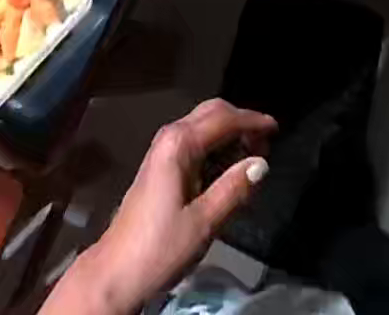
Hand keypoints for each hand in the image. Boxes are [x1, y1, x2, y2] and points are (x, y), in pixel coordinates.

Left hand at [44, 99, 276, 314]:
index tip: (276, 128)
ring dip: (230, 131)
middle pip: (213, 112)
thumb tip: (262, 163)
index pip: (224, 118)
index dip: (253, 120)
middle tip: (265, 142)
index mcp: (180, 144)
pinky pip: (195, 138)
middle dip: (242, 121)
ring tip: (252, 153)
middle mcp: (170, 136)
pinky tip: (228, 165)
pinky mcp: (160, 163)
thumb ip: (233, 189)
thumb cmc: (158, 248)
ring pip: (203, 123)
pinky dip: (217, 143)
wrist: (111, 275)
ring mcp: (162, 149)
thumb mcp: (203, 223)